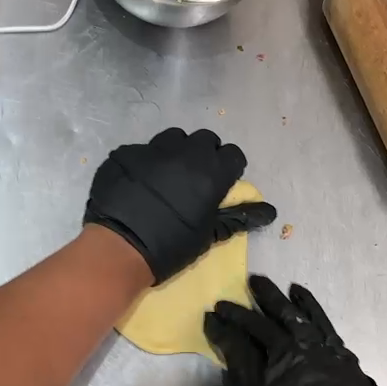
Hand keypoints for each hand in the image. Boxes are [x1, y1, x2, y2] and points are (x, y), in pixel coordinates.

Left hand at [83, 128, 277, 282]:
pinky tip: (137, 182)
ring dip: (176, 151)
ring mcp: (152, 149)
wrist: (118, 248)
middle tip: (196, 178)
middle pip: (204, 139)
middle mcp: (184, 152)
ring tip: (167, 174)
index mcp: (211, 171)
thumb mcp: (208, 235)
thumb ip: (237, 218)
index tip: (222, 183)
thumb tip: (269, 212)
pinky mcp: (124, 153)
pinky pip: (142, 151)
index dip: (230, 167)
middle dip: (204, 153)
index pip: (233, 154)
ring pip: (172, 137)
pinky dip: (145, 162)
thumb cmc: (170, 246)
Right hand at [146, 276, 386, 385]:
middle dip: (239, 312)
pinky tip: (300, 294)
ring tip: (259, 282)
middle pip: (259, 326)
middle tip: (225, 303)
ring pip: (291, 317)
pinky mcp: (342, 360)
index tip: (209, 318)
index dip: (219, 329)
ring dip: (273, 298)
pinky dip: (310, 307)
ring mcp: (318, 357)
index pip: (233, 345)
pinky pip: (323, 324)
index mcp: (258, 384)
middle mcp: (286, 361)